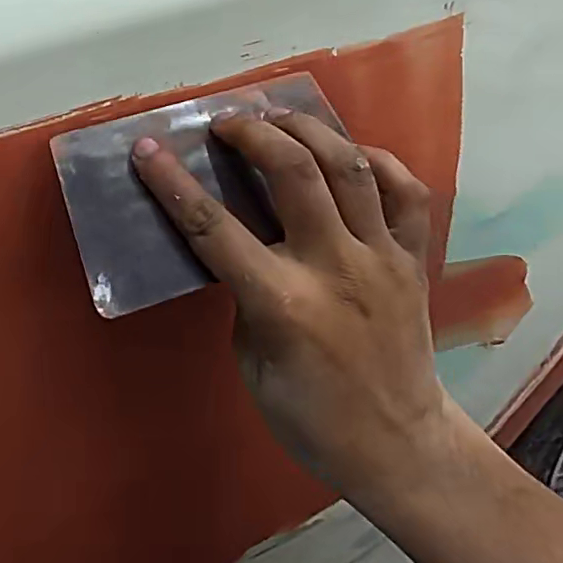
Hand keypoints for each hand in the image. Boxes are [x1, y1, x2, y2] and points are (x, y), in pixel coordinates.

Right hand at [131, 109, 462, 497]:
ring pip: (350, 168)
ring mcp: (381, 257)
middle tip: (228, 122)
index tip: (148, 148)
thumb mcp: (252, 365)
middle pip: (293, 173)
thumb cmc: (311, 418)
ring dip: (310, 130)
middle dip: (253, 133)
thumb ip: (245, 297)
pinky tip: (350, 152)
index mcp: (282, 303)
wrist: (399, 446)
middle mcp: (334, 267)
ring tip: (281, 117)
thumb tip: (246, 246)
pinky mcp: (414, 259)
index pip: (213, 228)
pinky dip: (377, 160)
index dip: (172, 183)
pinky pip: (406, 191)